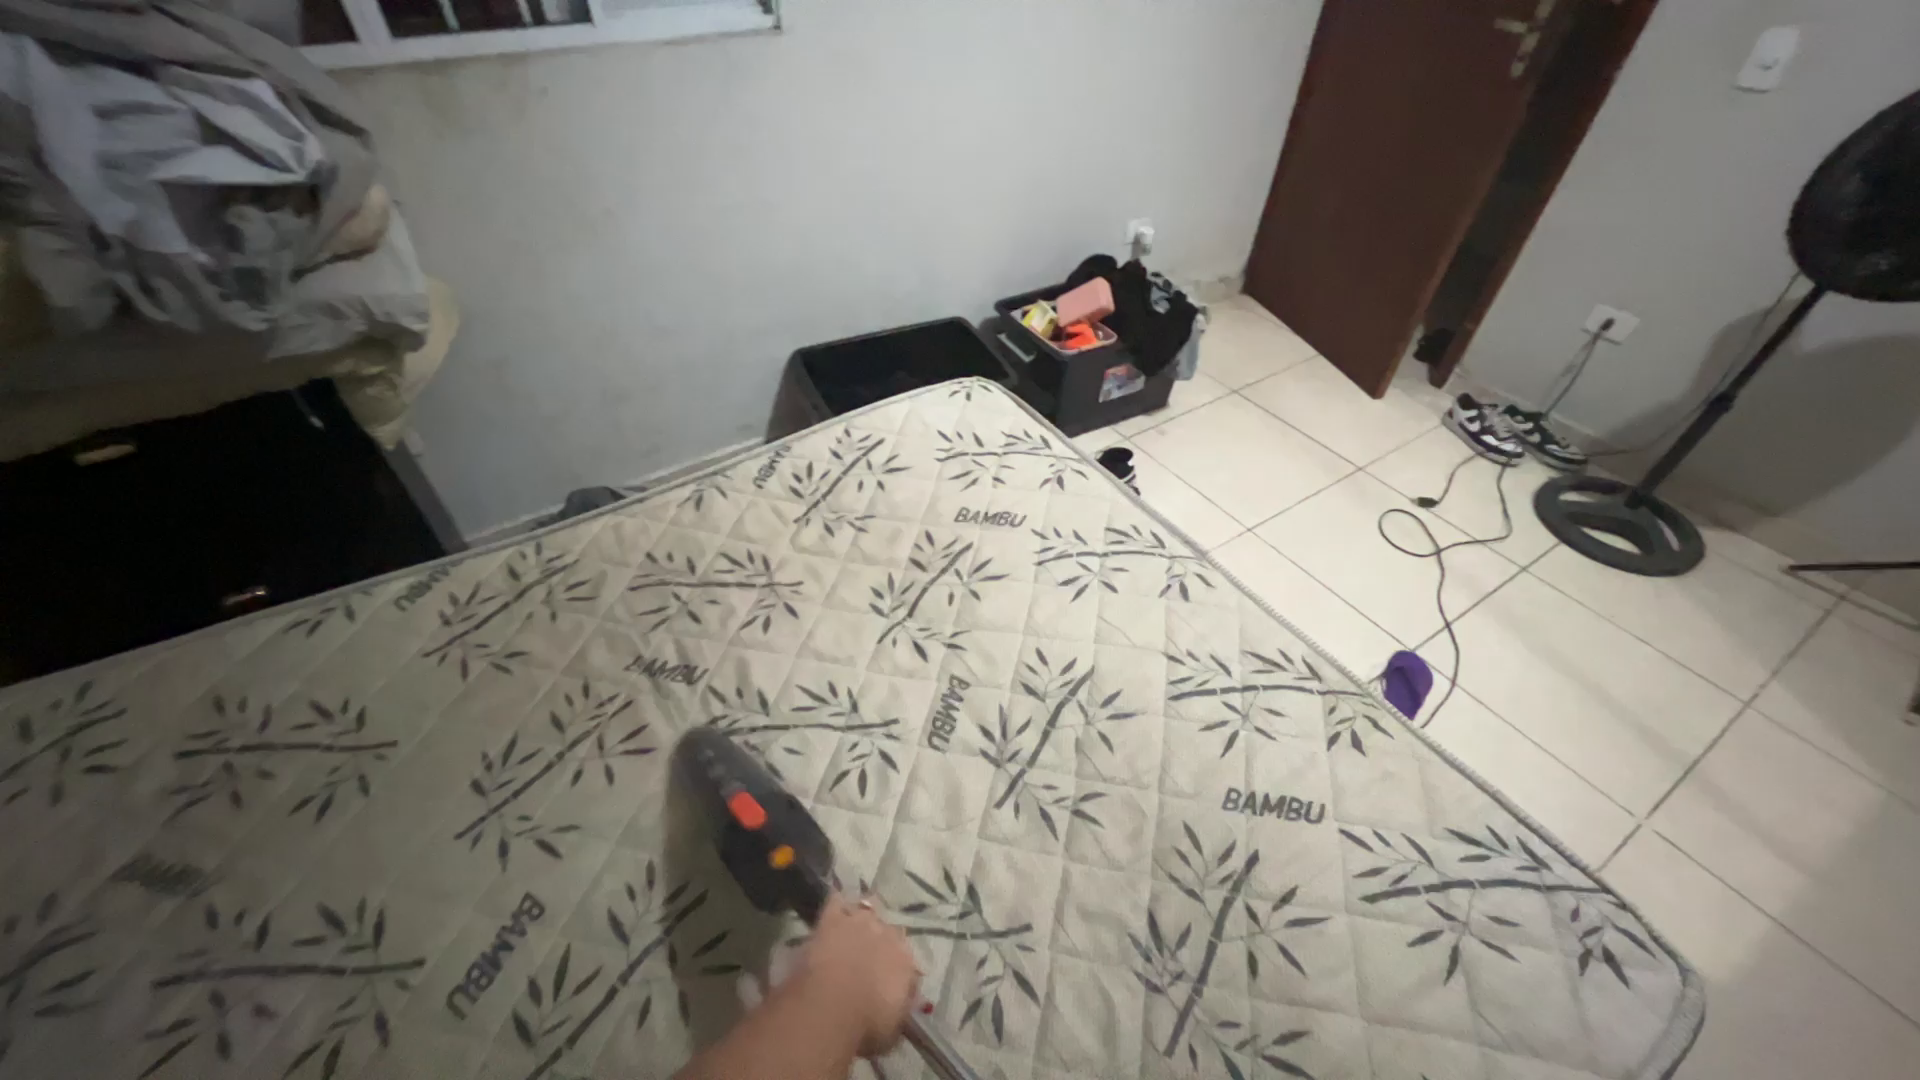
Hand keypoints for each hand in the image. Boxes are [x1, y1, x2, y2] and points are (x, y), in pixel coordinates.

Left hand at [792, 894, 918, 1056]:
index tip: (885, 982)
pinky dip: (836, 906)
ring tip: (851, 932)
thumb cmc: (866, 1025)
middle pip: (888, 932)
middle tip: (866, 960)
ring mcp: (860, 922)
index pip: (906, 959)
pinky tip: (834, 910)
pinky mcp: (832, 918)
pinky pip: (836, 902)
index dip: (895, 969)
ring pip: (866, 911)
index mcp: (906, 961)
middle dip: (879, 942)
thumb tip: (906, 1000)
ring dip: (861, 920)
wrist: (830, 1006)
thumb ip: (901, 1009)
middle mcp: (888, 935)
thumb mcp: (893, 1029)